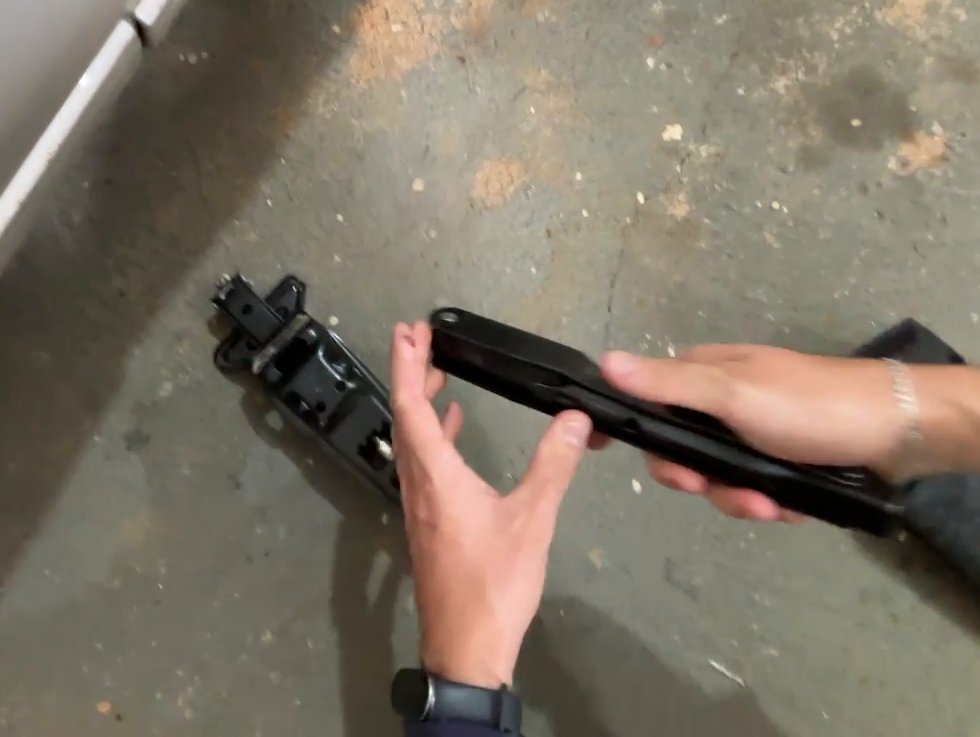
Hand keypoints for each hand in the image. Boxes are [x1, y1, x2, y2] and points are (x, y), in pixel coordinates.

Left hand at [390, 321, 591, 688]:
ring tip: (435, 369)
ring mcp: (420, 500)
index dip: (407, 364)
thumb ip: (552, 467)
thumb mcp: (531, 521)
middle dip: (409, 370)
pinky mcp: (429, 516)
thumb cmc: (493, 583)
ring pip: (411, 435)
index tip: (409, 332)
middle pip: (404, 413)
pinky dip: (434, 430)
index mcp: (435, 473)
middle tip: (416, 336)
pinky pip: (424, 458)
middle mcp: (418, 480)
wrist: (465, 646)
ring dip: (419, 397)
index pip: (410, 404)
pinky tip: (451, 421)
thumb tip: (574, 420)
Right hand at [602, 345, 979, 523]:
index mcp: (701, 373)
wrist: (904, 429)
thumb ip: (669, 385)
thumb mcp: (733, 395)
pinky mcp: (783, 455)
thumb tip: (604, 361)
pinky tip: (792, 506)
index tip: (607, 451)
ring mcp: (753, 428)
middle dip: (695, 476)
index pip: (644, 397)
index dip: (626, 424)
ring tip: (771, 508)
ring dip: (737, 496)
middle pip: (677, 446)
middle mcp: (720, 398)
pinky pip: (755, 485)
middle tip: (708, 489)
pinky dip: (769, 499)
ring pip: (717, 472)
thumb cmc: (809, 406)